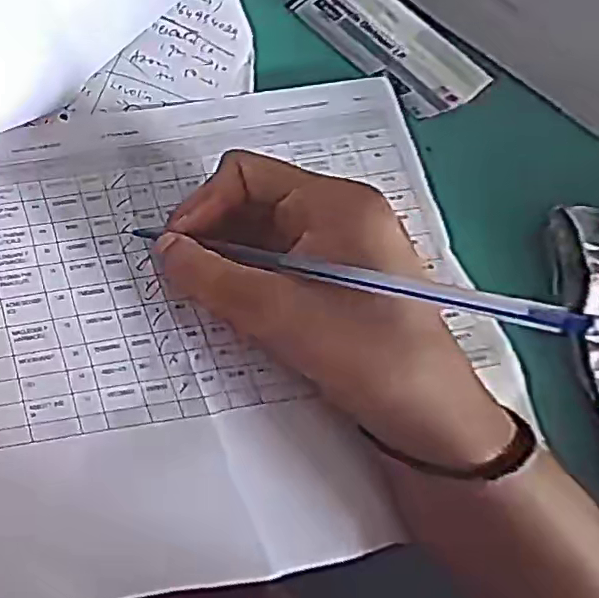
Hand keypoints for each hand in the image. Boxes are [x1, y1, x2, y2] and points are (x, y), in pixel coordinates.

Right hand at [155, 150, 511, 468]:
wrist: (434, 424)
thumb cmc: (368, 356)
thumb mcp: (275, 313)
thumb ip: (208, 275)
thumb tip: (164, 249)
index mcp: (335, 203)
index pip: (244, 174)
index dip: (201, 205)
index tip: (176, 245)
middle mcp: (338, 212)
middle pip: (248, 199)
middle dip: (209, 232)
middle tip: (184, 270)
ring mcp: (338, 242)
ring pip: (256, 230)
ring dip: (223, 255)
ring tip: (206, 290)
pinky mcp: (333, 272)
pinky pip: (272, 256)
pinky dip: (243, 273)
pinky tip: (233, 301)